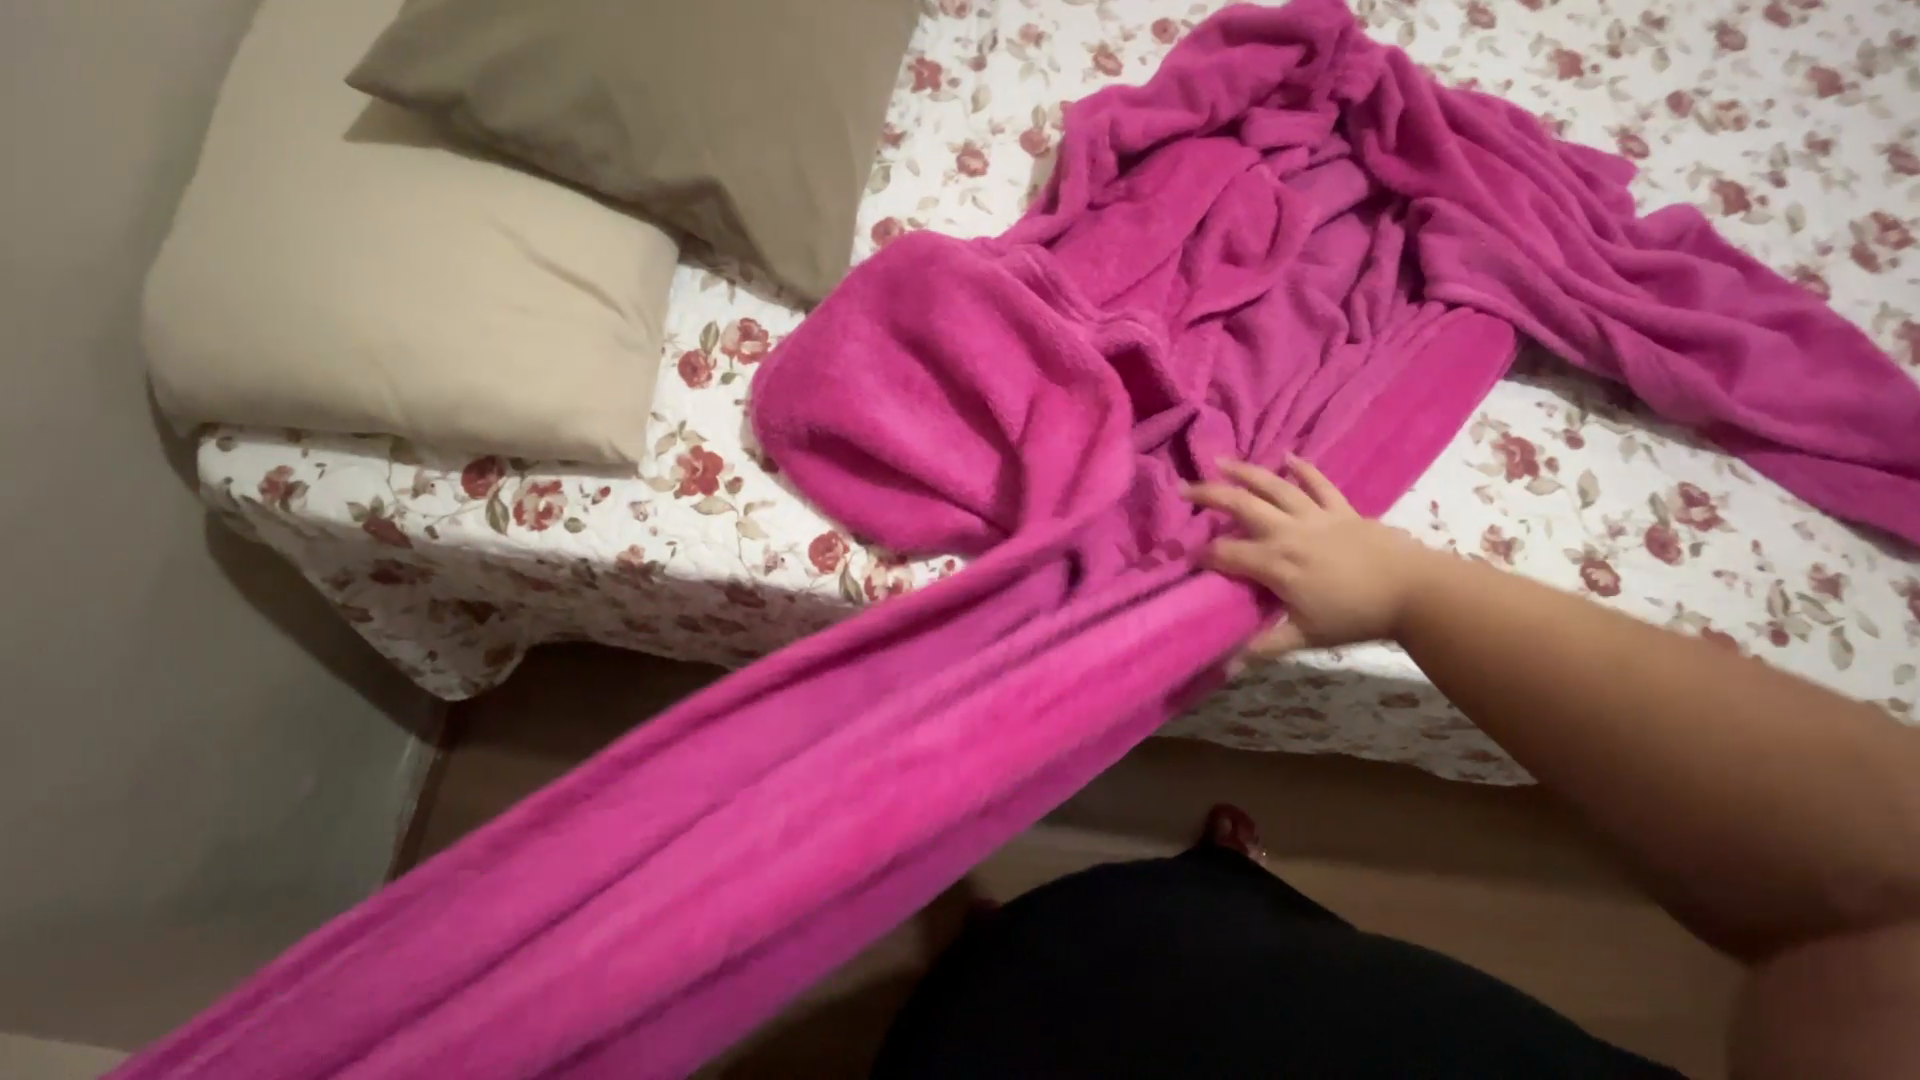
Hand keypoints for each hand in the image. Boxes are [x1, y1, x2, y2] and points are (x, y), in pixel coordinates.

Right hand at [1183, 457, 1440, 655]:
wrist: (1415, 591)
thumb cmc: (1356, 616)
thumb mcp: (1307, 637)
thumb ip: (1266, 646)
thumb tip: (1229, 665)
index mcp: (1275, 564)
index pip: (1226, 553)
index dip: (1202, 554)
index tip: (1187, 556)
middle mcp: (1288, 532)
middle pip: (1241, 506)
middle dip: (1208, 496)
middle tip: (1184, 488)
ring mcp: (1315, 516)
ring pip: (1274, 487)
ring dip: (1245, 472)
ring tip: (1221, 462)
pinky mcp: (1341, 509)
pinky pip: (1318, 484)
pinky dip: (1303, 469)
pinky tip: (1288, 457)